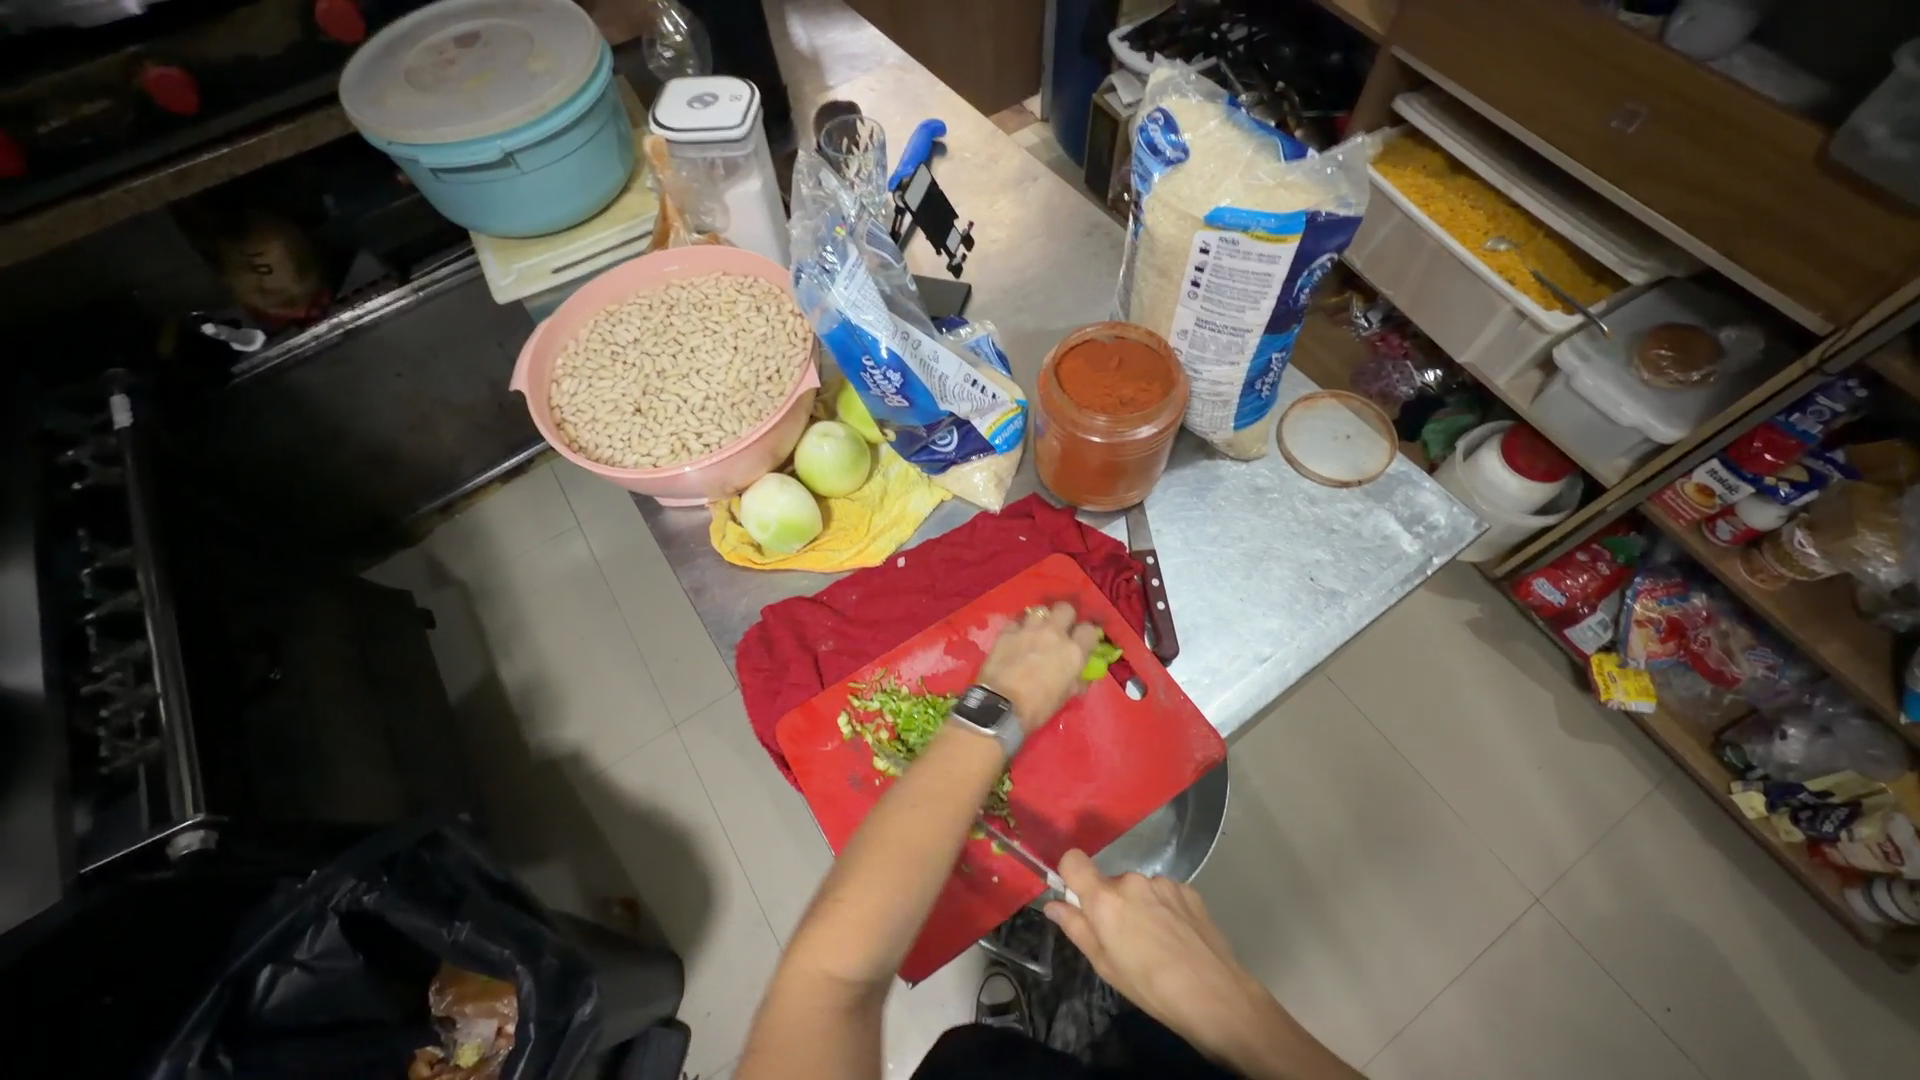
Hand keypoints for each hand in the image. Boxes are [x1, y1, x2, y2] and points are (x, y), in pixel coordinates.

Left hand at [975, 601, 1100, 732]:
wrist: (1001, 706)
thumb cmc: (1038, 707)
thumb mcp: (1066, 697)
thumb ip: (1077, 680)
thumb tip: (1081, 674)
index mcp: (1073, 651)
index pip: (1089, 629)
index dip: (1087, 634)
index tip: (1082, 641)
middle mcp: (1054, 633)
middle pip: (1065, 608)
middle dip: (1065, 616)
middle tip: (1060, 629)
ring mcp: (1029, 629)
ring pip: (1040, 609)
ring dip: (1041, 618)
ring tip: (1037, 629)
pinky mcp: (1007, 632)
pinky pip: (1016, 620)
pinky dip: (1018, 626)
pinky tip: (1016, 635)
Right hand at [1043, 851, 1352, 1079]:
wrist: (1215, 995)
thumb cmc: (1150, 987)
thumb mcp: (1105, 965)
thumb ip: (1076, 928)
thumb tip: (1053, 905)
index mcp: (1105, 899)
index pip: (1073, 860)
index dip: (1071, 874)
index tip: (1077, 897)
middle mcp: (1132, 881)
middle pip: (1110, 882)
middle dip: (1111, 904)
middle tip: (1124, 939)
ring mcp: (1163, 883)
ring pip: (1139, 889)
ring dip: (1140, 906)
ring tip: (1156, 942)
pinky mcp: (1188, 890)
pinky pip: (1164, 893)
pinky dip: (1164, 909)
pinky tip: (1177, 937)